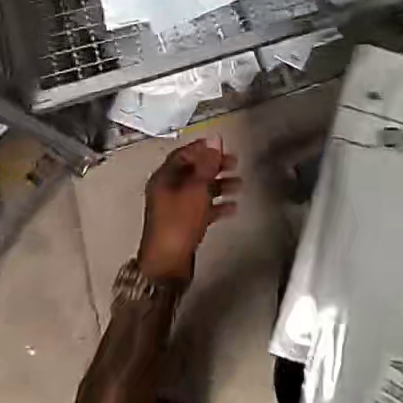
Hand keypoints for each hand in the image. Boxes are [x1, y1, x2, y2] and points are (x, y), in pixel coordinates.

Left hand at [137, 139, 239, 281]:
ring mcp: (174, 208)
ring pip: (198, 190)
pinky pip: (201, 208)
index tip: (221, 144)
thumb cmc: (179, 223)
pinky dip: (216, 204)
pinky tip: (231, 207)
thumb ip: (207, 164)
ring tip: (238, 184)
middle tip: (233, 163)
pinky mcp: (182, 224)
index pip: (183, 154)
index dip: (202, 147)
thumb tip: (215, 139)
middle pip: (192, 171)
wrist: (167, 263)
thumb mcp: (196, 189)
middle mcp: (167, 190)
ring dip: (218, 185)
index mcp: (164, 178)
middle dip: (213, 166)